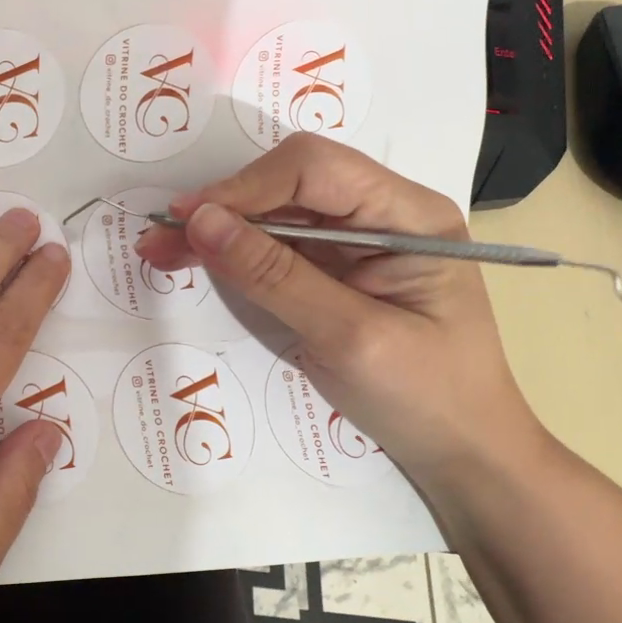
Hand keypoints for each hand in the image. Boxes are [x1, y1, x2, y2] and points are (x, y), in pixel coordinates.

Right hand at [134, 133, 544, 481]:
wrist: (462, 454)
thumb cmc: (426, 398)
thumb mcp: (350, 338)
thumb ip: (274, 276)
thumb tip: (199, 220)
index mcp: (407, 216)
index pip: (315, 168)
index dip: (246, 186)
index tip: (187, 220)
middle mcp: (380, 213)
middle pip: (286, 180)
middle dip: (222, 205)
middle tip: (160, 238)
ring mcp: (353, 239)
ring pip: (269, 209)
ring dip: (214, 226)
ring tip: (159, 250)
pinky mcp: (328, 266)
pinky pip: (269, 242)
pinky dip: (227, 250)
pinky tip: (190, 259)